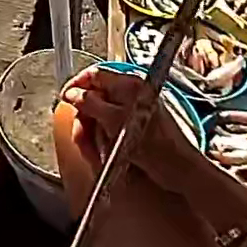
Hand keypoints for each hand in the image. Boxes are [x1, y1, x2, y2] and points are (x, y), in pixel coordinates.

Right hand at [59, 64, 210, 196]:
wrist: (181, 171)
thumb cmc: (156, 146)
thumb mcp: (113, 121)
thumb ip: (89, 103)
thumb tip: (72, 94)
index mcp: (130, 86)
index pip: (94, 74)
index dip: (76, 84)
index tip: (65, 97)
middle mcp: (133, 94)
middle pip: (95, 96)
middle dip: (84, 116)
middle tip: (79, 131)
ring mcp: (135, 109)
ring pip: (100, 114)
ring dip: (91, 131)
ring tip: (91, 148)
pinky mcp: (137, 124)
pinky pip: (110, 125)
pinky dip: (103, 137)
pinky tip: (103, 151)